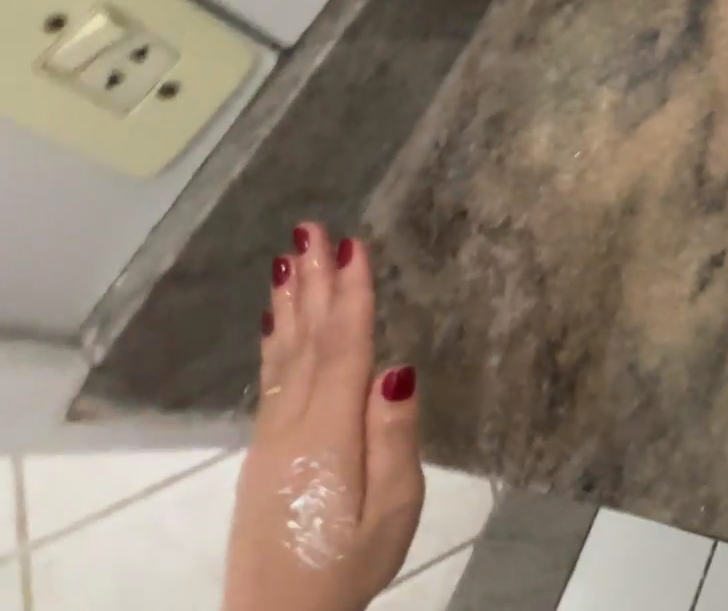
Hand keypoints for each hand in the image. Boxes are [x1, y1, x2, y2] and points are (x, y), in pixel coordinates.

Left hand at [223, 222, 424, 610]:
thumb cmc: (350, 560)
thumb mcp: (392, 507)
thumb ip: (393, 436)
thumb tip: (398, 368)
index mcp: (330, 434)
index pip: (345, 349)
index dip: (351, 295)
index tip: (353, 245)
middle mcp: (293, 426)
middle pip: (307, 341)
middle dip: (313, 282)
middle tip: (311, 229)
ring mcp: (273, 438)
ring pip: (284, 357)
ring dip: (291, 304)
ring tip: (288, 260)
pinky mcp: (268, 451)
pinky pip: (272, 380)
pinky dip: (277, 343)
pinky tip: (279, 324)